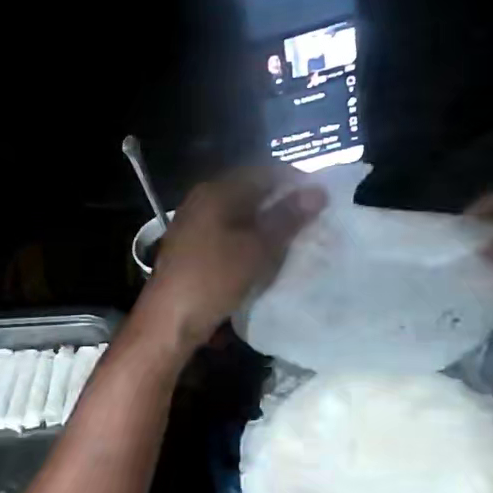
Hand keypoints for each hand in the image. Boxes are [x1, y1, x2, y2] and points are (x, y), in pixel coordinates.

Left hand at [135, 166, 325, 353]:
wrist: (170, 320)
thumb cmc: (213, 278)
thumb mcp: (257, 248)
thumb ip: (287, 217)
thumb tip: (318, 191)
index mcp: (217, 191)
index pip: (264, 171)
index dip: (295, 180)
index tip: (323, 196)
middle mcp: (204, 199)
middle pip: (252, 191)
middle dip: (284, 202)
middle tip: (315, 218)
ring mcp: (197, 223)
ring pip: (243, 214)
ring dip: (270, 223)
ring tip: (299, 236)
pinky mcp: (196, 247)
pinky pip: (232, 233)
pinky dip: (253, 238)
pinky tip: (270, 254)